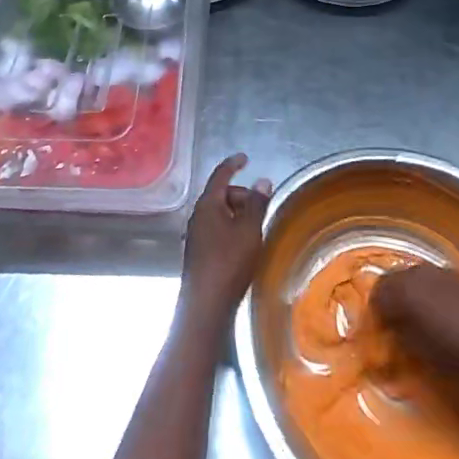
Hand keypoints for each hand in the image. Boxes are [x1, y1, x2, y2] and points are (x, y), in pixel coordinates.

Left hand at [180, 154, 271, 325]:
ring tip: (257, 227)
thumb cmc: (229, 262)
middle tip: (262, 206)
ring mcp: (196, 233)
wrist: (206, 301)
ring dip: (237, 213)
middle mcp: (198, 214)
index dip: (233, 164)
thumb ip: (256, 204)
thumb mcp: (249, 231)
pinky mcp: (199, 250)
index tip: (244, 157)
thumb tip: (262, 180)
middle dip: (241, 195)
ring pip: (219, 213)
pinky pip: (217, 228)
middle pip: (220, 194)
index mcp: (207, 204)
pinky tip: (244, 244)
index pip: (220, 175)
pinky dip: (231, 227)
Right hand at [371, 265, 458, 392]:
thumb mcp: (428, 355)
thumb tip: (392, 332)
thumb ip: (403, 339)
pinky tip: (442, 315)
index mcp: (403, 290)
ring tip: (418, 321)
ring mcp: (440, 272)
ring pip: (412, 280)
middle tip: (395, 326)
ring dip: (409, 296)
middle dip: (389, 302)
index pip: (375, 298)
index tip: (381, 337)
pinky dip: (429, 294)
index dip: (375, 318)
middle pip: (390, 282)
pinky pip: (432, 282)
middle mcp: (416, 273)